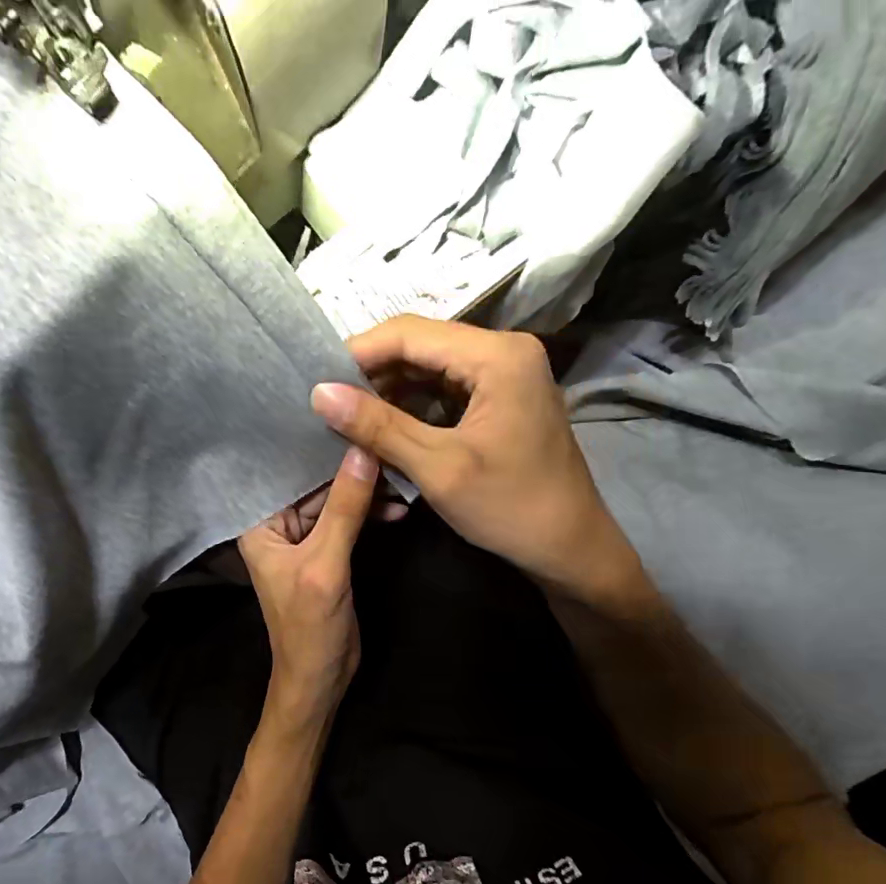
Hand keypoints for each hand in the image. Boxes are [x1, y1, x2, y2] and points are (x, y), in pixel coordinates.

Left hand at [237, 446, 379, 721]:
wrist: (321, 678)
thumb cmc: (310, 626)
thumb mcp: (327, 564)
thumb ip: (344, 509)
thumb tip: (363, 451)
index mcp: (259, 525)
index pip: (288, 474)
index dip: (318, 448)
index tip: (352, 415)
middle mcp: (277, 527)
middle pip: (314, 485)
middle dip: (350, 469)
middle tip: (388, 443)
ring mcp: (303, 541)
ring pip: (335, 501)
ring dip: (366, 493)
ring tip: (401, 478)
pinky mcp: (326, 553)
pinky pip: (346, 521)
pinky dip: (369, 514)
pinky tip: (397, 509)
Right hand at [309, 315, 640, 604]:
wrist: (570, 548)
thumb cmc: (510, 508)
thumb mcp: (438, 468)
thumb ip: (378, 426)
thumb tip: (319, 393)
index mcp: (497, 355)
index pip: (410, 333)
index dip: (358, 353)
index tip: (315, 380)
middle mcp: (504, 350)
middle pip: (421, 345)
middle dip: (372, 373)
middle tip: (327, 403)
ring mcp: (507, 373)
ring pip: (431, 367)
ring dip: (390, 391)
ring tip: (347, 417)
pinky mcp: (503, 397)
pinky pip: (447, 389)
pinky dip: (414, 405)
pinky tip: (384, 427)